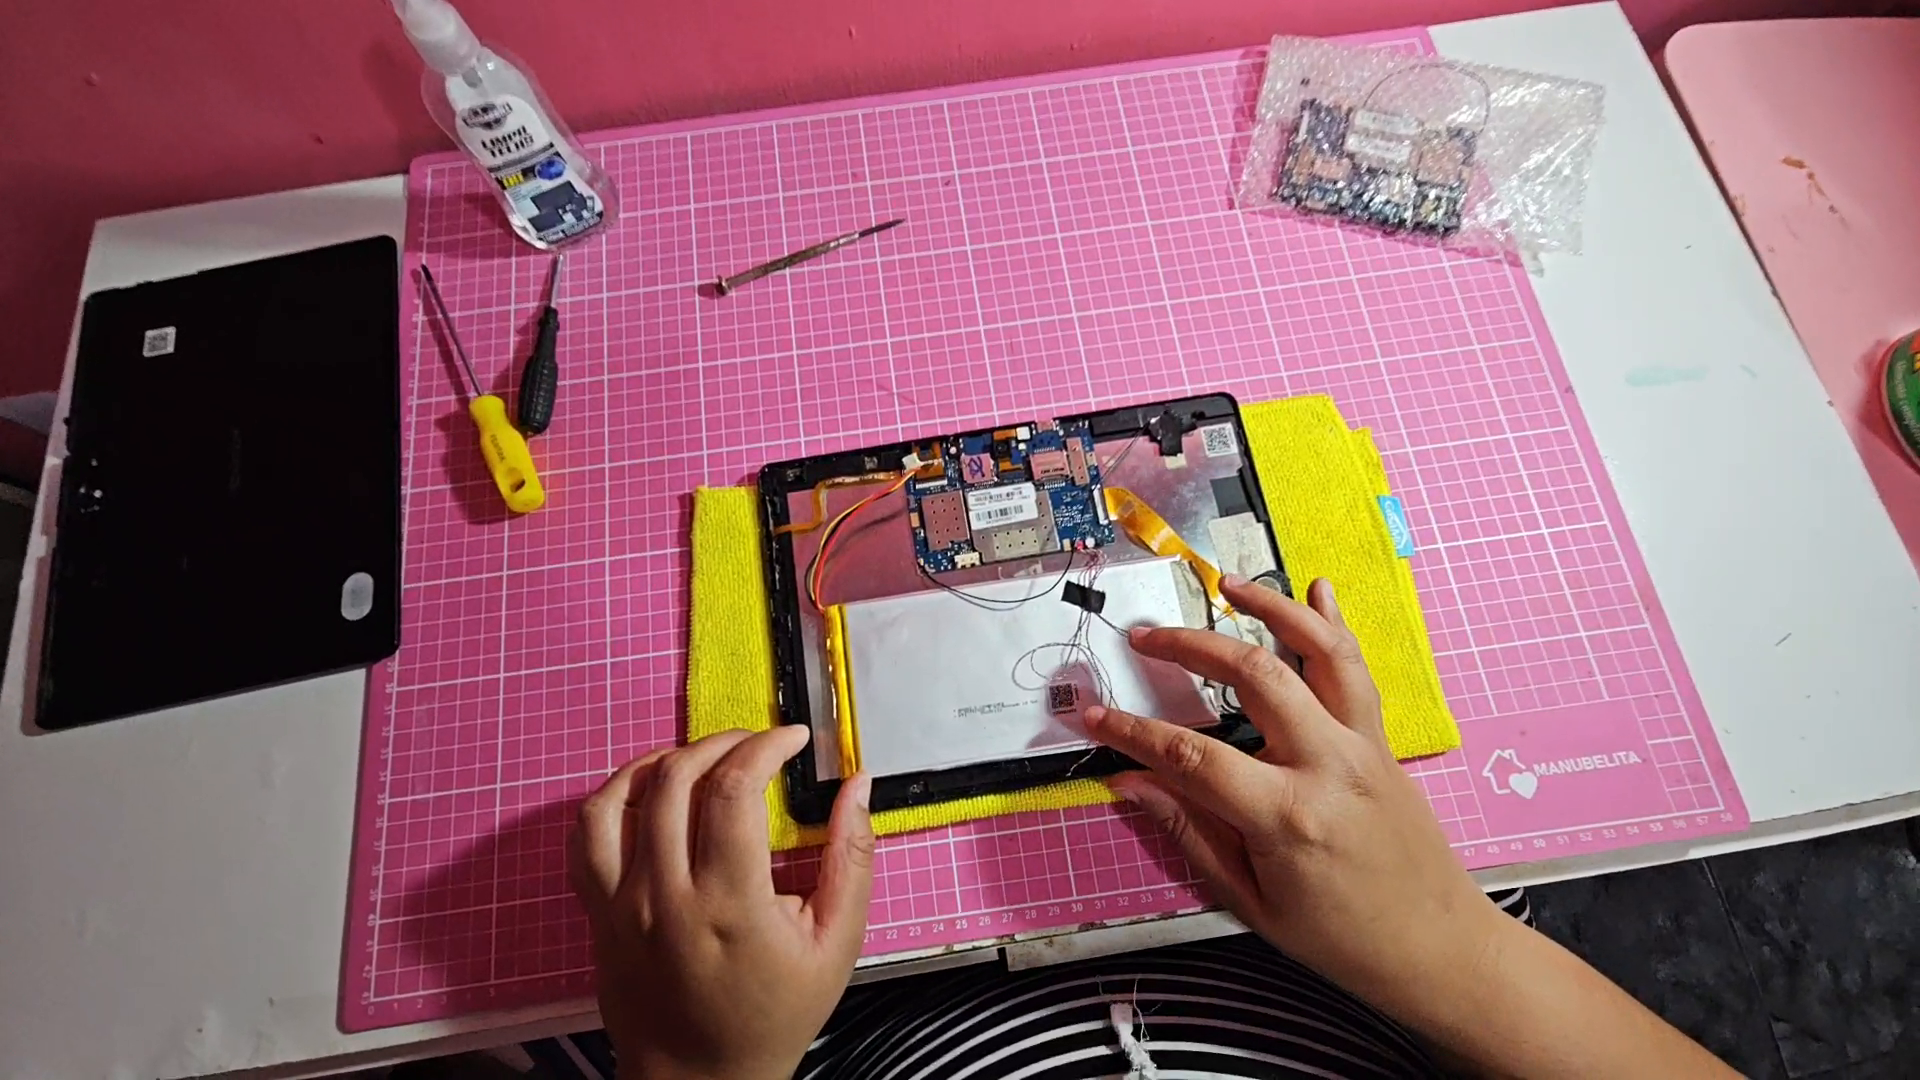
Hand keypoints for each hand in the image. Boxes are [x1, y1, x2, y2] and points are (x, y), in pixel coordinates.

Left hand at [570, 727, 874, 1079]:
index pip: (734, 788)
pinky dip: (615, 792)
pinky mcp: (598, 912)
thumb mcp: (837, 942)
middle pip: (679, 778)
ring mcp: (621, 904)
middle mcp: (664, 897)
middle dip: (726, 742)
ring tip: (706, 758)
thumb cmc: (772, 1017)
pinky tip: (652, 787)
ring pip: (624, 795)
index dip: (767, 746)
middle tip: (758, 745)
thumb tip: (858, 787)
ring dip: (669, 758)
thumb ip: (852, 857)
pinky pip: (586, 833)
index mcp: (729, 904)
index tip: (792, 740)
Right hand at [1083, 575, 1502, 1021]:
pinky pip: (1357, 669)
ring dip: (1272, 608)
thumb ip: (1188, 830)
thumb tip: (1128, 782)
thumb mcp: (1251, 899)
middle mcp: (1329, 764)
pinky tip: (1318, 588)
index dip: (1134, 732)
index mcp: (1290, 815)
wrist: (1444, 952)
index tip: (1093, 715)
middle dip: (1190, 647)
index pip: (1193, 756)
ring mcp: (1362, 743)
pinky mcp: (1379, 739)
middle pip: (1254, 676)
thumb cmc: (1342, 938)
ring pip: (1319, 652)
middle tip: (1145, 638)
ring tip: (1228, 584)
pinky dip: (1334, 623)